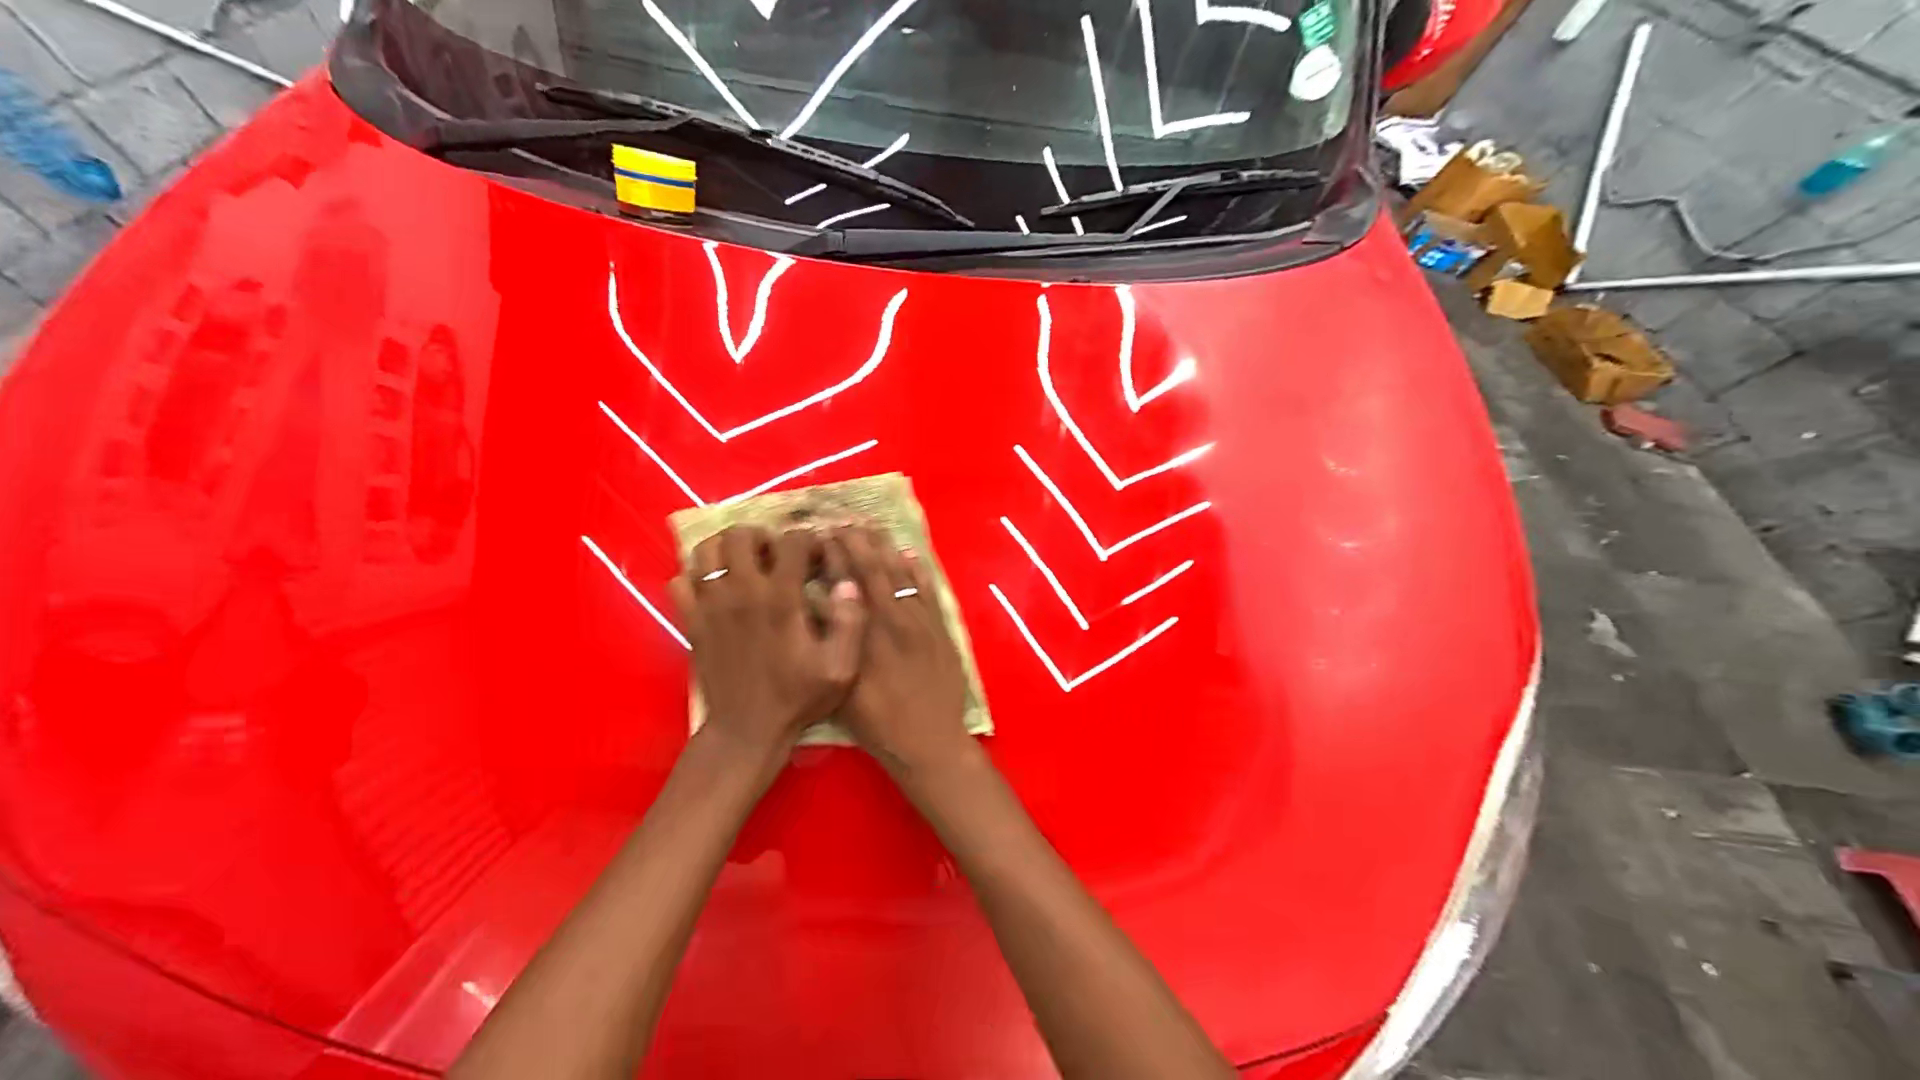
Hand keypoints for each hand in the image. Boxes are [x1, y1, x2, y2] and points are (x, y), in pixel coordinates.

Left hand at [669, 526, 864, 771]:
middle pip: (740, 534)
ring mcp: (710, 605)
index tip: (816, 559)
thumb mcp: (839, 668)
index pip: (792, 541)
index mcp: (780, 598)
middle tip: (775, 558)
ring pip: (706, 550)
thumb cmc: (796, 698)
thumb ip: (850, 622)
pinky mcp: (691, 621)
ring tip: (744, 566)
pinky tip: (716, 589)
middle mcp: (741, 592)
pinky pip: (680, 581)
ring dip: (726, 550)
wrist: (746, 731)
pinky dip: (696, 577)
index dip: (808, 542)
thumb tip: (847, 581)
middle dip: (761, 538)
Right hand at [835, 525, 974, 778]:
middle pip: (875, 571)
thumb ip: (836, 643)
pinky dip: (918, 571)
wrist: (929, 741)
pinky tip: (909, 554)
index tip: (823, 535)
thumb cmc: (878, 722)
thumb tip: (824, 605)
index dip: (836, 556)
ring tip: (871, 526)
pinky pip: (929, 591)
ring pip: (901, 576)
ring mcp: (921, 622)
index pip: (849, 583)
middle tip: (843, 521)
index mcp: (867, 632)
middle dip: (857, 542)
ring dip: (885, 549)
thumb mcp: (843, 687)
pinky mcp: (941, 630)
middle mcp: (895, 620)